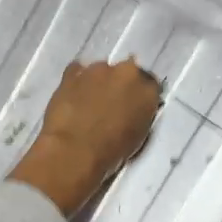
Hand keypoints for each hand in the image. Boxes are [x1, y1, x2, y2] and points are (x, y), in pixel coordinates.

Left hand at [9, 58, 161, 213]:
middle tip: (110, 105)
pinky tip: (72, 97)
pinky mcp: (72, 71)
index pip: (149, 86)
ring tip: (87, 104)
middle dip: (120, 86)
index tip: (131, 107)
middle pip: (126, 73)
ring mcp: (98, 68)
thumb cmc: (111, 153)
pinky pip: (77, 72)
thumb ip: (139, 115)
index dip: (138, 97)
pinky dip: (77, 82)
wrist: (74, 151)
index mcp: (148, 90)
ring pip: (101, 71)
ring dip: (98, 83)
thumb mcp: (138, 137)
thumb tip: (132, 109)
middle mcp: (127, 72)